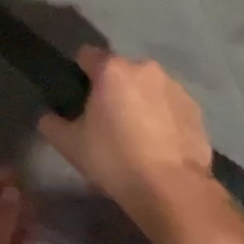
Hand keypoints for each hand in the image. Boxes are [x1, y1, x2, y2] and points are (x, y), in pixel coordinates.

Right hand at [37, 47, 219, 243]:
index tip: (78, 96)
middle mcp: (145, 68)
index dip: (79, 72)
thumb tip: (48, 116)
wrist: (171, 188)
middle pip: (121, 72)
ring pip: (148, 87)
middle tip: (107, 121)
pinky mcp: (195, 108)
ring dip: (140, 101)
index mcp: (113, 70)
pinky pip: (170, 106)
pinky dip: (163, 117)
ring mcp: (174, 86)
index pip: (87, 55)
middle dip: (113, 89)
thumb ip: (52, 124)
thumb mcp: (71, 146)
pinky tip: (159, 145)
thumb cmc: (115, 160)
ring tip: (137, 136)